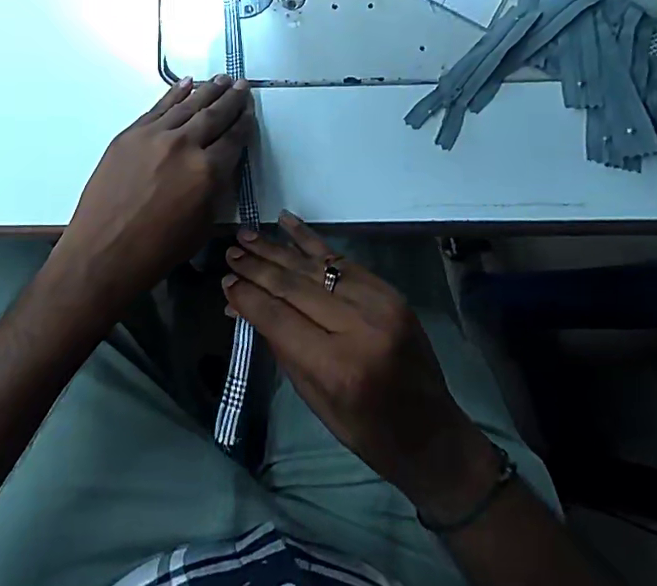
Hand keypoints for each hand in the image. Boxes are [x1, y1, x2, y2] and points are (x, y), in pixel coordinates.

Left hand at [51, 76, 253, 318]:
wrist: (105, 248)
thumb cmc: (157, 249)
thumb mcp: (202, 225)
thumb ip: (215, 189)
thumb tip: (219, 166)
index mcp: (207, 171)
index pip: (234, 139)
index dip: (244, 123)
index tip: (250, 111)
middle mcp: (183, 145)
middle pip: (213, 115)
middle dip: (230, 100)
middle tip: (242, 85)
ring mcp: (153, 136)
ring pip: (186, 105)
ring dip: (206, 91)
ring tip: (221, 79)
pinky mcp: (130, 134)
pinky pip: (157, 107)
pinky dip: (173, 94)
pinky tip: (187, 84)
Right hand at [223, 213, 498, 521]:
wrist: (431, 434)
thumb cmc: (365, 427)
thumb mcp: (312, 395)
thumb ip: (278, 343)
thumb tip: (239, 304)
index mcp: (337, 365)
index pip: (277, 317)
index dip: (247, 297)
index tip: (224, 282)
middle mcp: (359, 328)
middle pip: (293, 287)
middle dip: (256, 269)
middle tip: (230, 254)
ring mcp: (379, 305)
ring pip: (314, 267)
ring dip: (276, 250)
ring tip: (246, 236)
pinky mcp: (389, 292)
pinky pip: (341, 259)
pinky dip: (310, 240)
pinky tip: (286, 223)